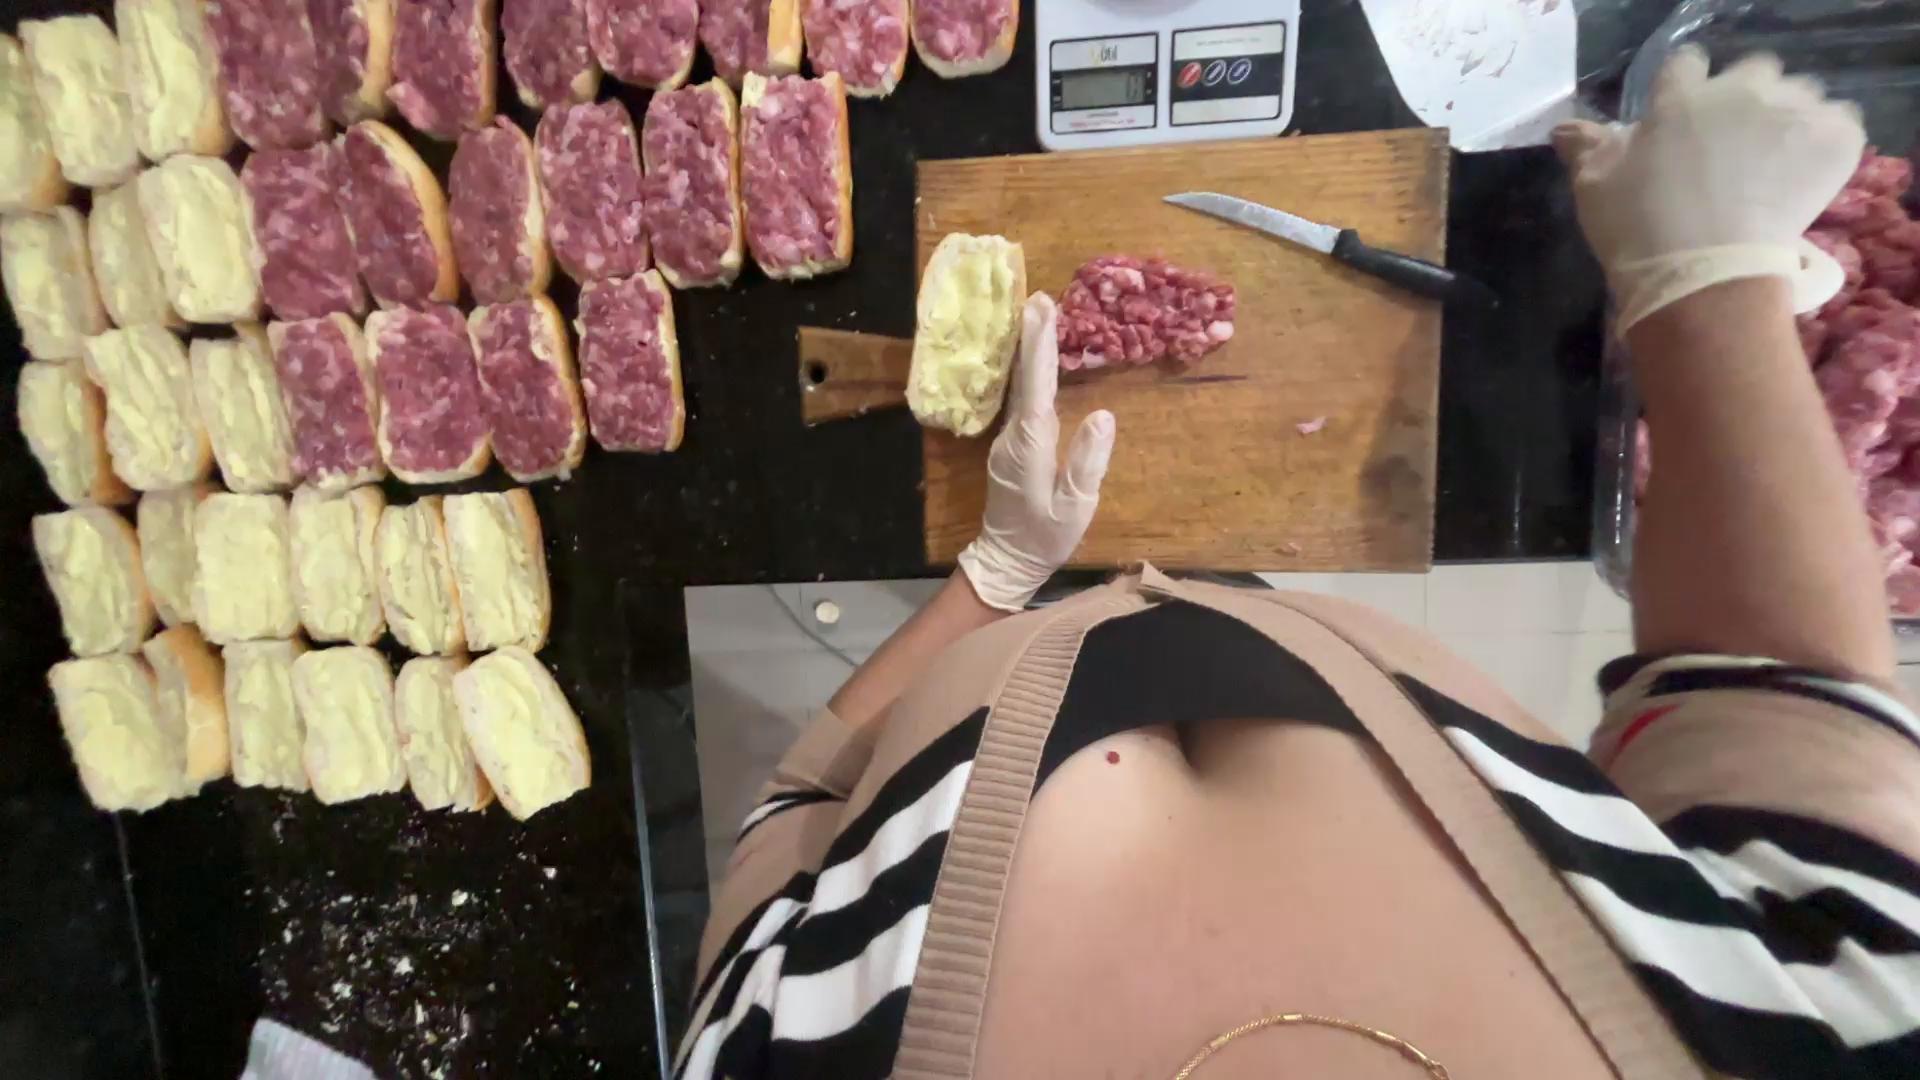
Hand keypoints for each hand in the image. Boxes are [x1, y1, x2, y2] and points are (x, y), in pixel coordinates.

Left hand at [957, 292, 1116, 611]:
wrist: (1007, 560)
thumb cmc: (1045, 538)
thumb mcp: (1075, 507)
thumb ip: (1087, 461)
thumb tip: (1103, 416)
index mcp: (1029, 447)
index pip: (1036, 389)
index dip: (1040, 349)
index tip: (1043, 311)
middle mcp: (1011, 437)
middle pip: (1022, 380)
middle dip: (1031, 338)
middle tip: (1040, 298)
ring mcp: (1006, 441)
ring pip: (1018, 388)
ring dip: (1028, 352)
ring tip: (1038, 317)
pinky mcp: (1009, 447)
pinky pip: (1020, 401)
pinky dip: (1029, 374)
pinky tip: (1035, 361)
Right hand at [1553, 48, 1864, 331]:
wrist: (1699, 269)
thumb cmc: (1633, 226)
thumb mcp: (1592, 188)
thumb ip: (1584, 147)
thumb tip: (1564, 128)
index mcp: (1680, 100)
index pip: (1682, 66)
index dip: (1674, 91)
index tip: (1667, 120)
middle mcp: (1744, 90)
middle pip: (1748, 74)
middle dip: (1734, 101)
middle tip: (1715, 146)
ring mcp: (1798, 109)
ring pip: (1793, 98)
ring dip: (1775, 121)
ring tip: (1754, 167)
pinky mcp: (1838, 135)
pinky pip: (1831, 124)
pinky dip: (1810, 145)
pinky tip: (1784, 179)